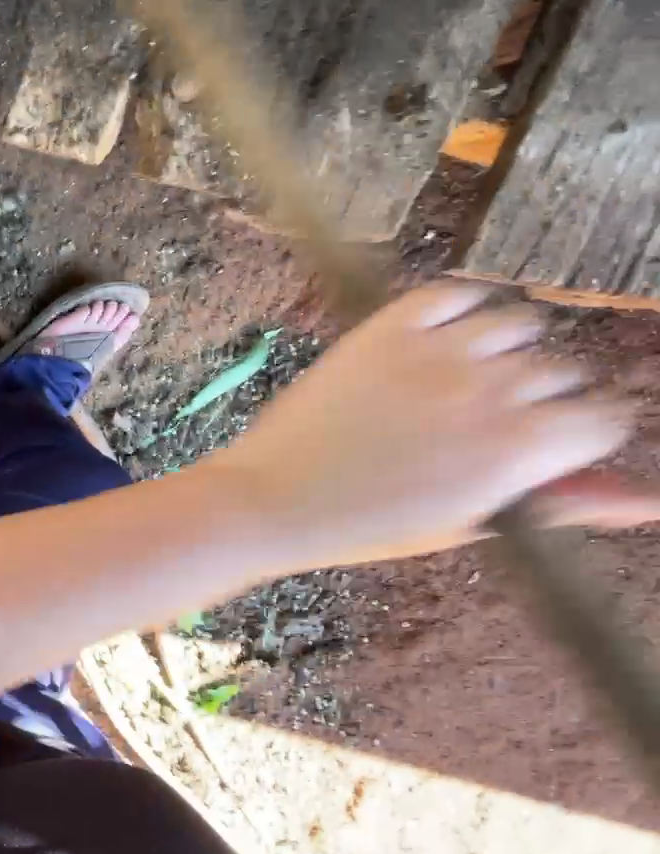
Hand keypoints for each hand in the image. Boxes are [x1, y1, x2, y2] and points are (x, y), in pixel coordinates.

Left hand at [204, 283, 659, 570]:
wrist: (268, 501)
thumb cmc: (363, 525)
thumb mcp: (468, 524)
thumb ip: (561, 503)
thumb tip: (648, 500)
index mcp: (525, 445)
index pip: (604, 416)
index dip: (573, 433)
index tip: (539, 442)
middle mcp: (493, 389)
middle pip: (562, 371)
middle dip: (537, 394)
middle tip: (483, 418)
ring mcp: (437, 353)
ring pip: (518, 324)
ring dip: (504, 347)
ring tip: (462, 377)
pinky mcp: (385, 331)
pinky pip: (453, 293)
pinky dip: (460, 306)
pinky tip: (443, 334)